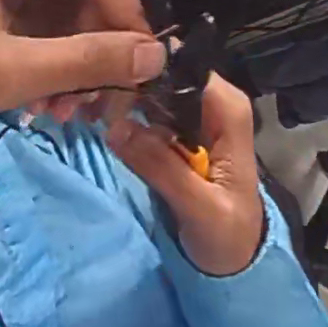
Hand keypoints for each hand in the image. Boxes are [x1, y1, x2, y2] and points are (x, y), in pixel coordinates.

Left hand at [0, 0, 167, 164]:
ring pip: (54, 13)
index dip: (124, 13)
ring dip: (71, 62)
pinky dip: (44, 63)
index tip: (145, 65)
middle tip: (105, 105)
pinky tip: (47, 104)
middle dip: (94, 47)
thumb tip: (157, 56)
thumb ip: (89, 59)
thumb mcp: (9, 71)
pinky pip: (29, 26)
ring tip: (70, 114)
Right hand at [106, 75, 265, 275]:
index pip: (184, 65)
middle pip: (162, 69)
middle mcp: (211, 100)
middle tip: (93, 100)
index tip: (109, 80)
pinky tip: (101, 115)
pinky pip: (144, 103)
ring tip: (92, 106)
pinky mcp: (174, 125)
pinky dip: (123, 109)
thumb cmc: (228, 235)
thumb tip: (116, 127)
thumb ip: (162, 168)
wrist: (235, 261)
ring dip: (120, 94)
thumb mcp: (200, 208)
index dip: (145, 65)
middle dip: (126, 80)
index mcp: (227, 110)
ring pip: (149, 83)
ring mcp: (191, 110)